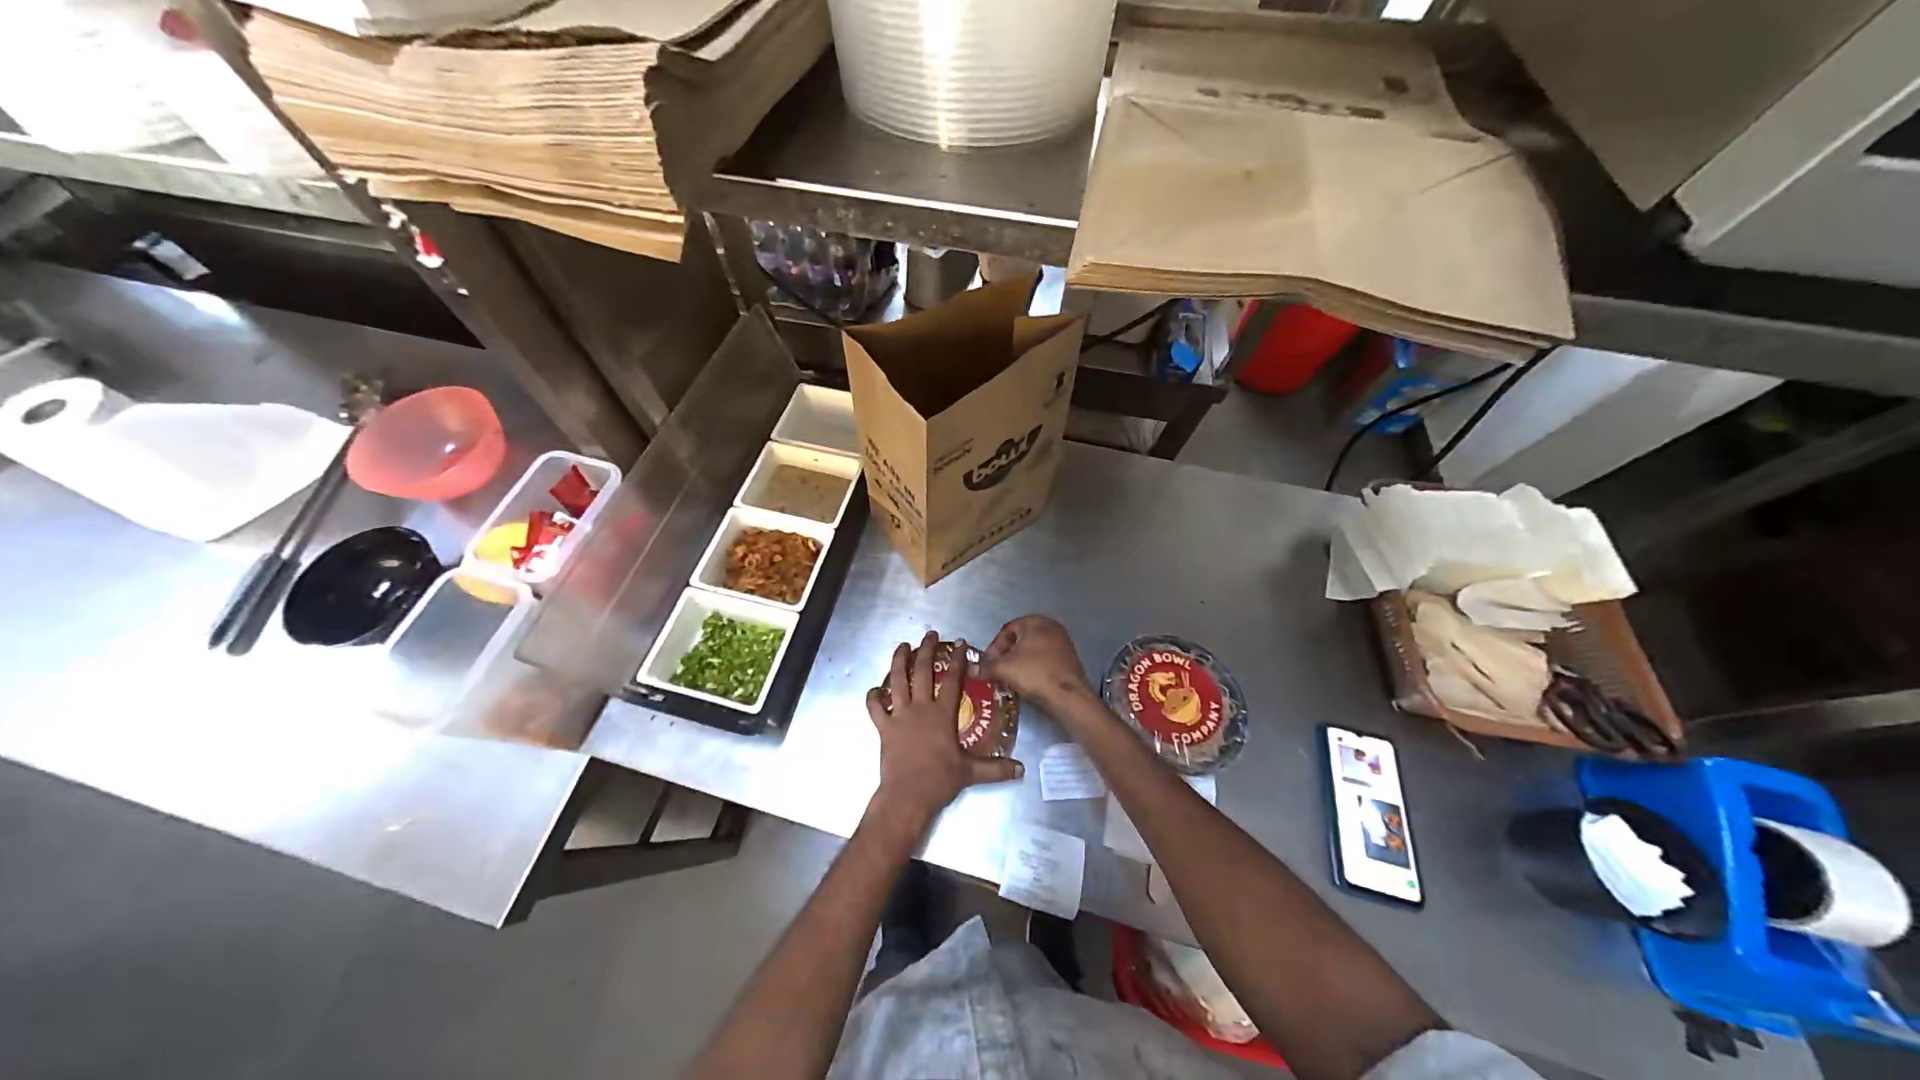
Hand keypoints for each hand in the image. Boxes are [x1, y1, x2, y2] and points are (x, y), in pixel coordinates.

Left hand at [866, 632, 1022, 829]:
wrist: (908, 795)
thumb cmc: (940, 780)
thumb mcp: (971, 772)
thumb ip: (996, 768)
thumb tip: (1020, 769)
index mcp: (942, 714)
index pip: (952, 679)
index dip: (957, 659)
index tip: (960, 643)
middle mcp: (920, 708)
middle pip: (922, 671)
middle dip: (926, 650)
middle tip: (929, 635)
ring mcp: (899, 716)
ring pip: (896, 681)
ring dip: (898, 661)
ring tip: (902, 646)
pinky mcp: (883, 728)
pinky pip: (875, 708)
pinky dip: (873, 697)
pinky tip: (874, 690)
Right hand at [983, 615, 1091, 707]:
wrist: (1068, 695)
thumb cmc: (1035, 674)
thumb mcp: (1004, 669)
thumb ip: (986, 667)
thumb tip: (971, 670)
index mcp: (1035, 622)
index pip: (1007, 630)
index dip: (994, 647)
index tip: (988, 664)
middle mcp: (1051, 626)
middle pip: (1020, 638)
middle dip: (1006, 654)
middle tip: (997, 670)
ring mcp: (1063, 641)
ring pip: (1032, 649)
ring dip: (1018, 661)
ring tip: (1010, 677)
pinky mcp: (1069, 657)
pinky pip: (1044, 657)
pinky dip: (1033, 666)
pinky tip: (1027, 681)